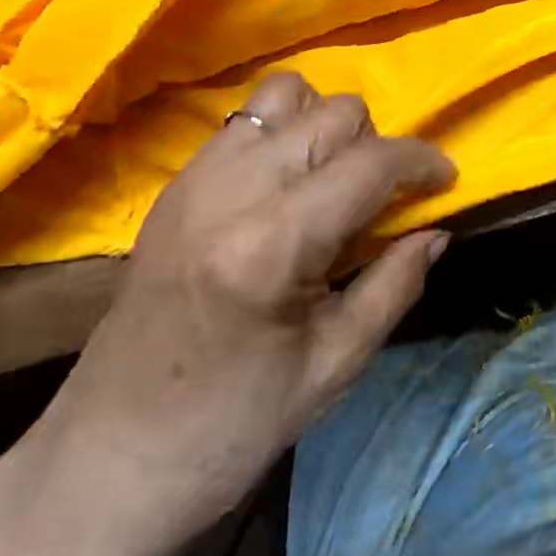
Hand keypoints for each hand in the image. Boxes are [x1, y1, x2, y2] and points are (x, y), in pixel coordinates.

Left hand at [0, 74, 453, 555]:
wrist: (110, 460)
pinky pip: (248, 119)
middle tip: (382, 199)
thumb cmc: (235, 423)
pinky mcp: (175, 185)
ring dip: (328, 127)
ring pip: (288, 95)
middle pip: (333, 113)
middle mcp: (227, 193)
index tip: (445, 180)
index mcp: (269, 247)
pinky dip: (287, 131)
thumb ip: (396, 283)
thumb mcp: (337, 363)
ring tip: (334, 183)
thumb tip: (437, 230)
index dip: (421, 162)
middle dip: (376, 146)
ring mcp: (193, 181)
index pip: (369, 163)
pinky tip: (292, 186)